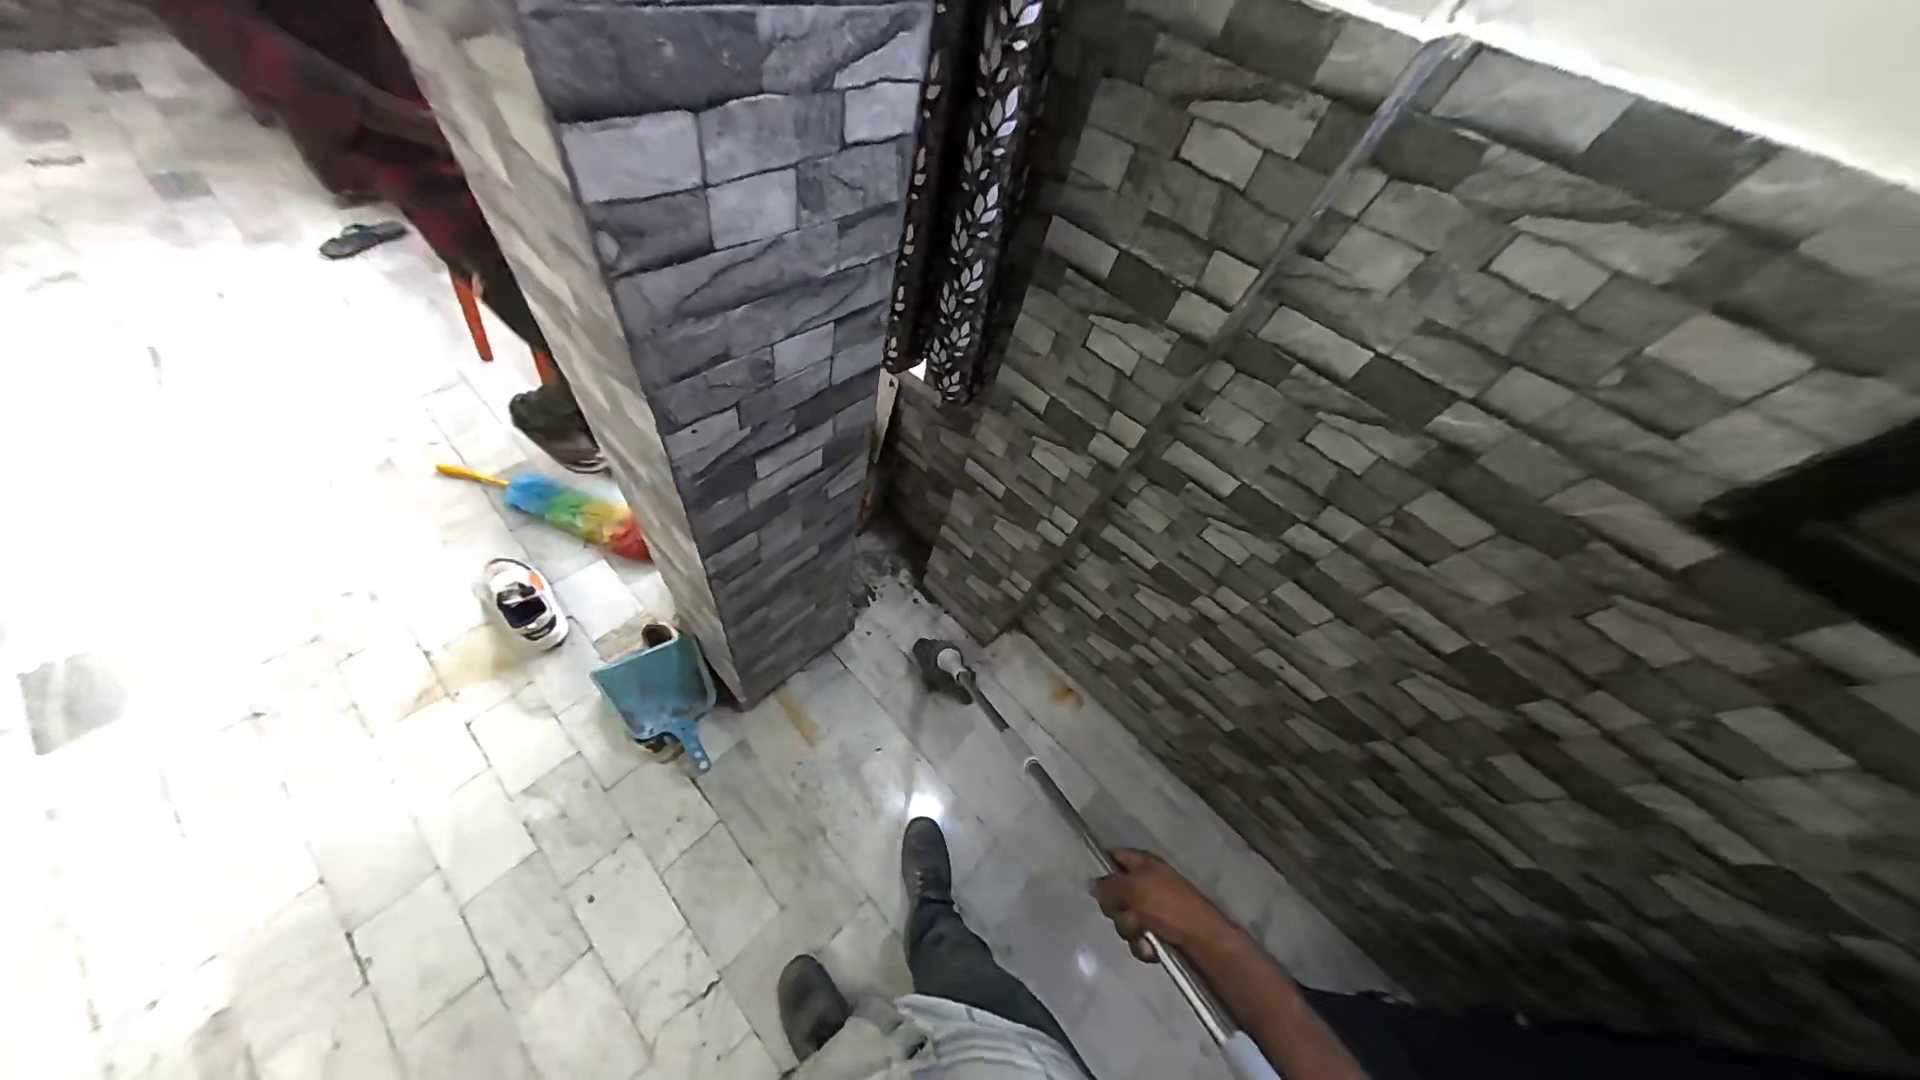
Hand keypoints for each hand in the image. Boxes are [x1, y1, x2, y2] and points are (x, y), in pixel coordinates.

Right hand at [1091, 850, 1234, 963]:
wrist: (1203, 940)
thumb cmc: (1169, 906)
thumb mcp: (1135, 890)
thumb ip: (1110, 886)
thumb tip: (1092, 884)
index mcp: (1144, 863)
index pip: (1115, 857)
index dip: (1104, 870)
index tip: (1098, 889)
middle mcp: (1147, 882)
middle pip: (1115, 893)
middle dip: (1117, 910)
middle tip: (1127, 914)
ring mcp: (1153, 908)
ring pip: (1124, 918)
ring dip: (1130, 930)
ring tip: (1143, 936)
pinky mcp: (1158, 931)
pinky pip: (1137, 936)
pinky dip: (1141, 944)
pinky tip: (1151, 949)